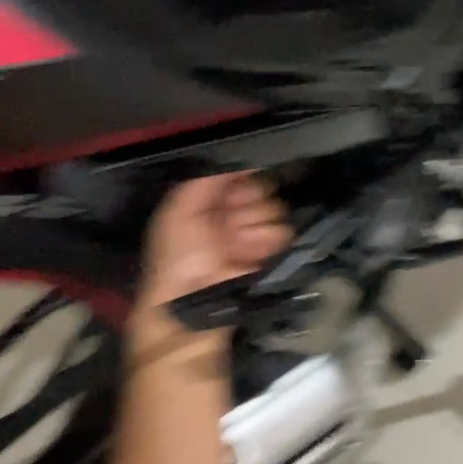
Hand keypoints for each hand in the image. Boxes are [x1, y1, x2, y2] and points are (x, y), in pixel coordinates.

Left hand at [133, 175, 289, 364]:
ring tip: (235, 244)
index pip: (240, 175)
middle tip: (229, 223)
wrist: (194, 302)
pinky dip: (265, 242)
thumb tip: (240, 161)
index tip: (232, 190)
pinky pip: (284, 233)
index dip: (240, 178)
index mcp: (211, 202)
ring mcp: (254, 235)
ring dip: (253, 227)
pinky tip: (249, 253)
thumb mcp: (179, 211)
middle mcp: (235, 216)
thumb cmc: (179, 257)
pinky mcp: (272, 255)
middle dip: (246, 204)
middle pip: (261, 190)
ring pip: (275, 210)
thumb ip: (204, 180)